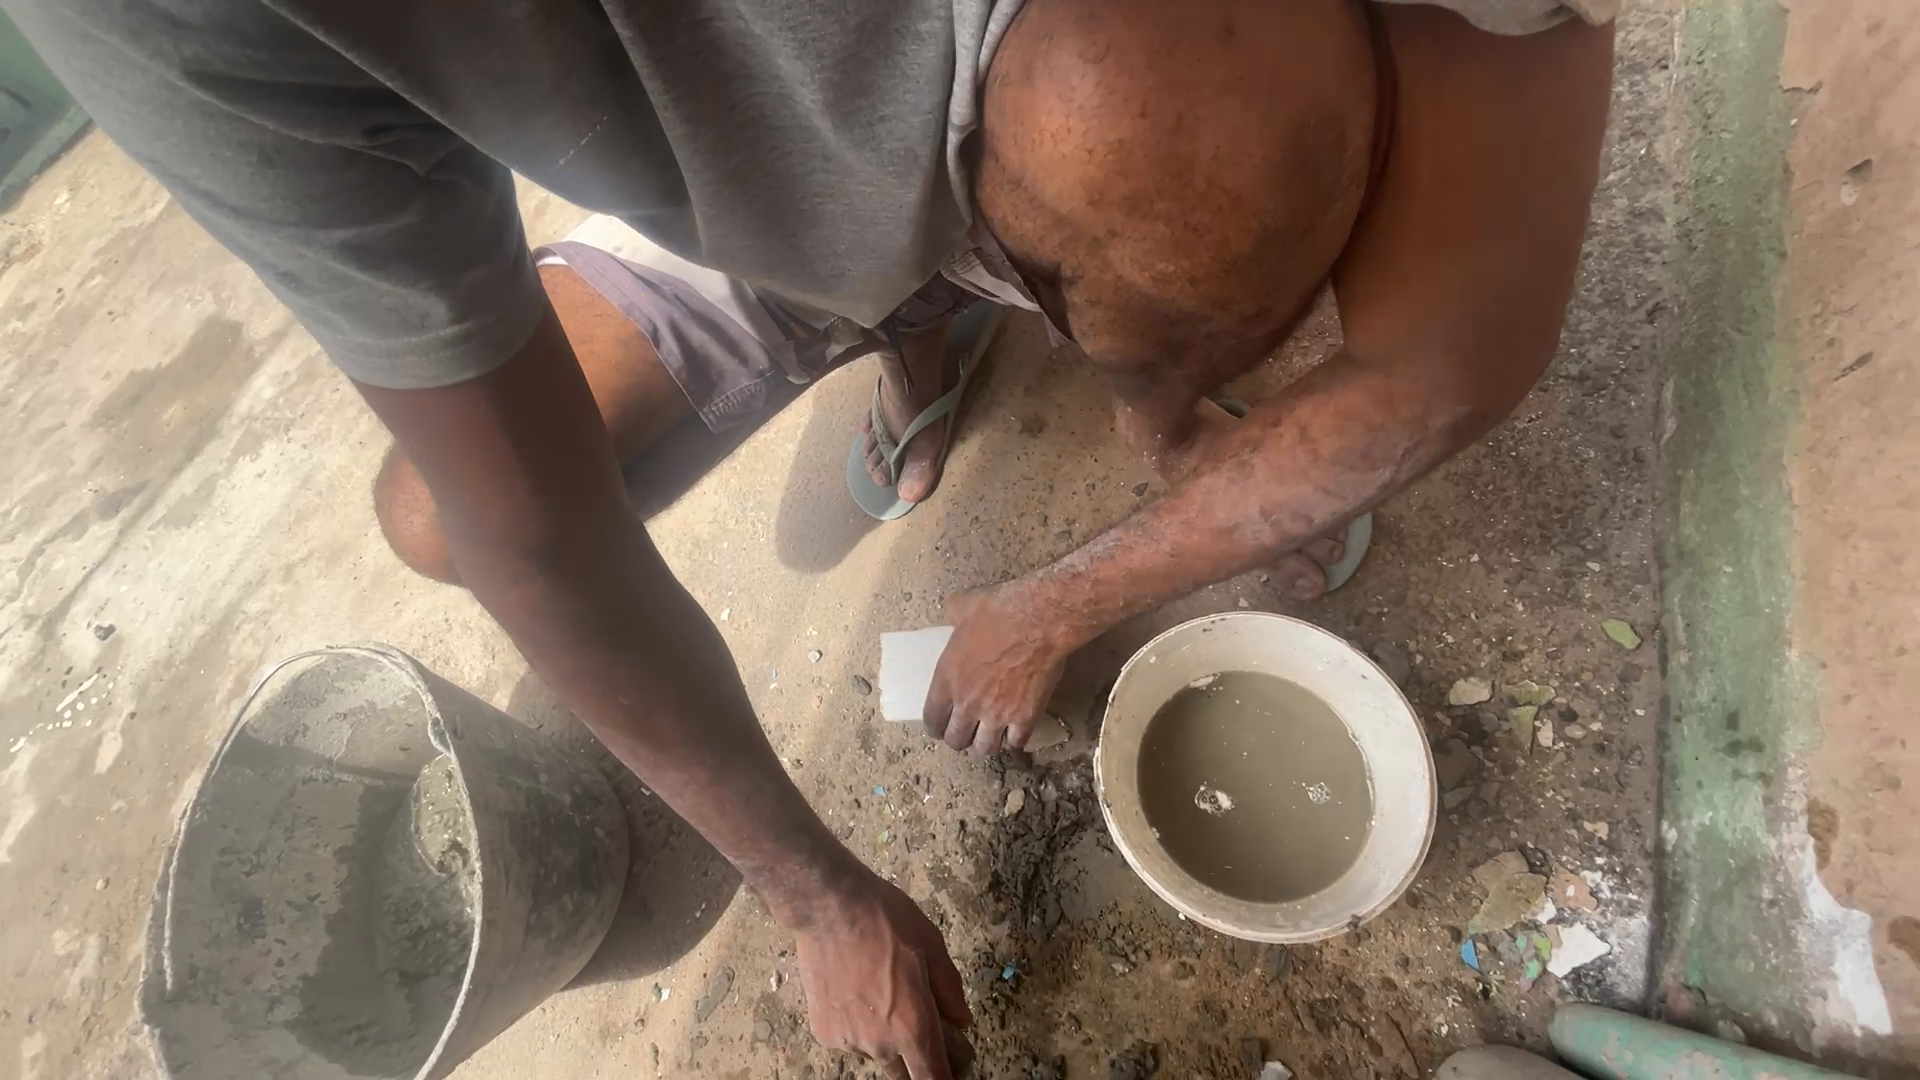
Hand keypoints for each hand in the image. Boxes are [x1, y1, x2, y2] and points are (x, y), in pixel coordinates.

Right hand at [793, 871, 971, 1079]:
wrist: (829, 906)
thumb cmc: (886, 918)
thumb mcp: (931, 943)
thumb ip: (949, 989)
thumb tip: (962, 1021)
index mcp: (912, 1025)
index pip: (932, 1078)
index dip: (946, 1078)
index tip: (953, 1070)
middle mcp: (880, 1044)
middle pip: (902, 1069)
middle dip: (913, 1050)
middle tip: (913, 1009)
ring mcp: (848, 1040)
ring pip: (874, 1047)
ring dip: (883, 1031)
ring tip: (878, 981)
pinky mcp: (823, 1030)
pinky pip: (849, 1034)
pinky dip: (857, 1019)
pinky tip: (853, 982)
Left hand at [923, 584, 1073, 754]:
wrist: (1037, 621)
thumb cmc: (997, 611)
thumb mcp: (962, 606)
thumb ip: (953, 616)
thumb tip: (954, 614)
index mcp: (946, 680)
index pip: (932, 719)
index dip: (935, 727)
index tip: (940, 727)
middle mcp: (967, 703)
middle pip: (956, 740)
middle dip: (959, 739)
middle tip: (965, 733)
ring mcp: (996, 714)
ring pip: (985, 749)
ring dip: (985, 745)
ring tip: (989, 739)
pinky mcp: (1025, 717)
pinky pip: (1016, 742)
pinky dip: (1014, 740)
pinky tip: (1015, 733)